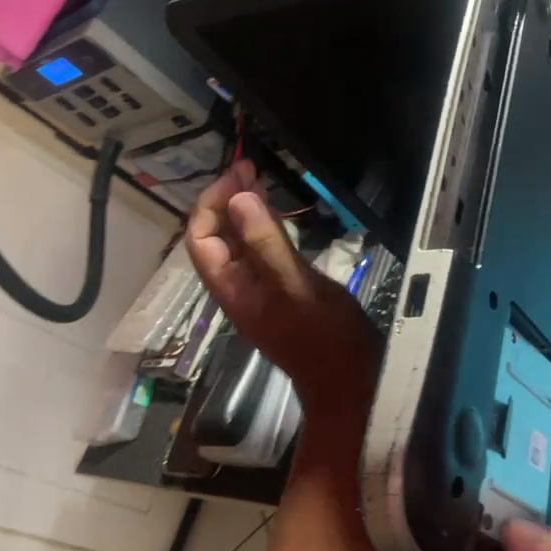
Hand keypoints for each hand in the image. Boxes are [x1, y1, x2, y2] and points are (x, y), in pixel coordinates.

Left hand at [185, 160, 379, 411]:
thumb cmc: (325, 337)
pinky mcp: (282, 295)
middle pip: (216, 240)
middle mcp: (239, 290)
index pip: (201, 238)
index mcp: (232, 289)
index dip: (212, 202)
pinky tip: (279, 218)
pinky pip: (260, 255)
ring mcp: (260, 293)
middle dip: (225, 201)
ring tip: (260, 184)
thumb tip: (238, 198)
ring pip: (238, 246)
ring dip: (243, 213)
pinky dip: (263, 230)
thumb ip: (267, 243)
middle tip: (250, 169)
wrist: (350, 382)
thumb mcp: (297, 286)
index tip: (239, 173)